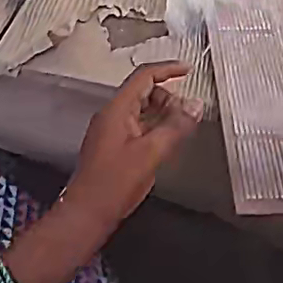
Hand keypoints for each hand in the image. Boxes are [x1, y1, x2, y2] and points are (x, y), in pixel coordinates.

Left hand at [59, 62, 203, 225]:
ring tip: (183, 126)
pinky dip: (154, 126)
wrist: (86, 212)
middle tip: (188, 112)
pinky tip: (168, 140)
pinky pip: (137, 126)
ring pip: (140, 110)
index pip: (143, 77)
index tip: (189, 70)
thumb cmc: (115, 182)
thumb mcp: (151, 152)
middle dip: (168, 96)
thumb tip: (196, 105)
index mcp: (116, 109)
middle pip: (142, 92)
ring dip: (162, 112)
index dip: (167, 70)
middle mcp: (111, 114)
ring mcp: (110, 130)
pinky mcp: (112, 146)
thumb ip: (175, 127)